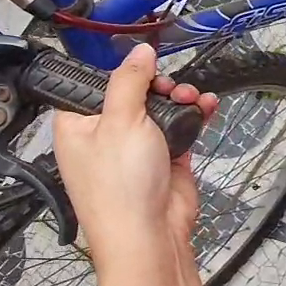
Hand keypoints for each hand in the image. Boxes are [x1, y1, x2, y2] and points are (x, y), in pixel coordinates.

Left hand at [52, 44, 217, 262]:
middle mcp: (106, 134)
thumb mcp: (121, 120)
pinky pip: (183, 124)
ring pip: (163, 105)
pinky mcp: (166, 155)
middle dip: (159, 85)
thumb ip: (130, 80)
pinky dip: (196, 113)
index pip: (92, 84)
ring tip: (192, 100)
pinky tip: (206, 106)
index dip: (117, 72)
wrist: (151, 233)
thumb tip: (139, 51)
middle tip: (169, 90)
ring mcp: (138, 146)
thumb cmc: (120, 189)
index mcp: (79, 126)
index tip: (139, 65)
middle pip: (135, 91)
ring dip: (182, 97)